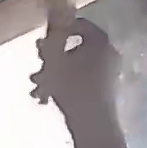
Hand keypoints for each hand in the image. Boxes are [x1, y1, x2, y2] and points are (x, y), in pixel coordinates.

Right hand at [31, 14, 120, 133]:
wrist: (92, 122)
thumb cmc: (72, 87)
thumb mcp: (54, 60)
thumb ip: (50, 41)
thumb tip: (50, 24)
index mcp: (100, 41)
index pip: (79, 24)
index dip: (59, 30)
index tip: (44, 42)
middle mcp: (108, 53)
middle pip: (75, 46)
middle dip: (53, 57)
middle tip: (38, 67)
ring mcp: (108, 71)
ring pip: (75, 65)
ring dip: (55, 73)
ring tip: (38, 86)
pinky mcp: (104, 88)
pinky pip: (81, 78)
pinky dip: (65, 83)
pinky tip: (47, 96)